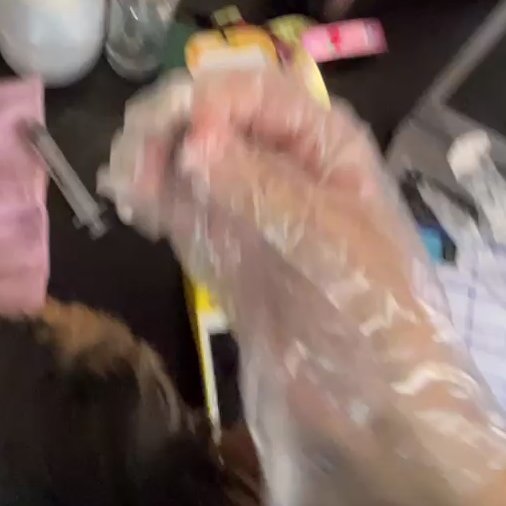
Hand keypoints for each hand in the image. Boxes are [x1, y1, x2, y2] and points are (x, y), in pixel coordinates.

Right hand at [105, 69, 505, 505]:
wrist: (376, 413)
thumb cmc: (373, 314)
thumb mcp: (328, 245)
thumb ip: (261, 189)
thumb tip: (192, 140)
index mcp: (321, 141)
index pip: (253, 91)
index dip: (210, 104)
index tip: (182, 145)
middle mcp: (277, 157)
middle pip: (207, 112)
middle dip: (166, 126)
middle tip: (134, 164)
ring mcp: (241, 198)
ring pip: (180, 151)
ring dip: (147, 156)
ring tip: (130, 190)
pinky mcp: (215, 237)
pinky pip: (172, 196)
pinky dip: (146, 191)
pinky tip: (134, 207)